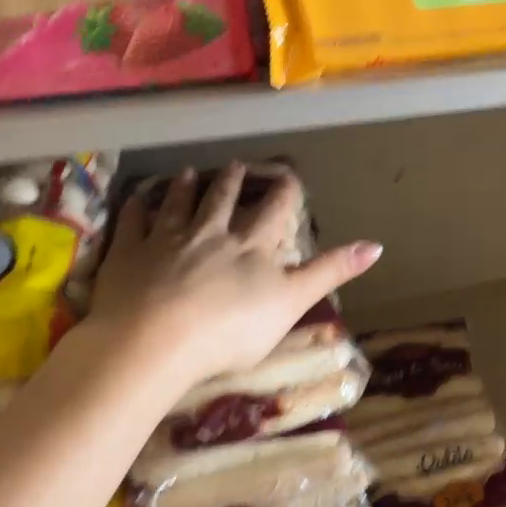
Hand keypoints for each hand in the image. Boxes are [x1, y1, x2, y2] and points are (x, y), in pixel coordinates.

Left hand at [84, 163, 382, 389]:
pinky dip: (135, 209)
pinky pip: (132, 224)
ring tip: (189, 172)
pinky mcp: (128, 254)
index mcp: (251, 245)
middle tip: (236, 165)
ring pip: (178, 205)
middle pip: (222, 201)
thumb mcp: (292, 302)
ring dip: (185, 188)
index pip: (274, 210)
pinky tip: (135, 199)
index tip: (290, 177)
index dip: (284, 193)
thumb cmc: (230, 328)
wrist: (154, 341)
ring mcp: (166, 240)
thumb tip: (377, 245)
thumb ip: (330, 271)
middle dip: (232, 182)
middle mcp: (210, 233)